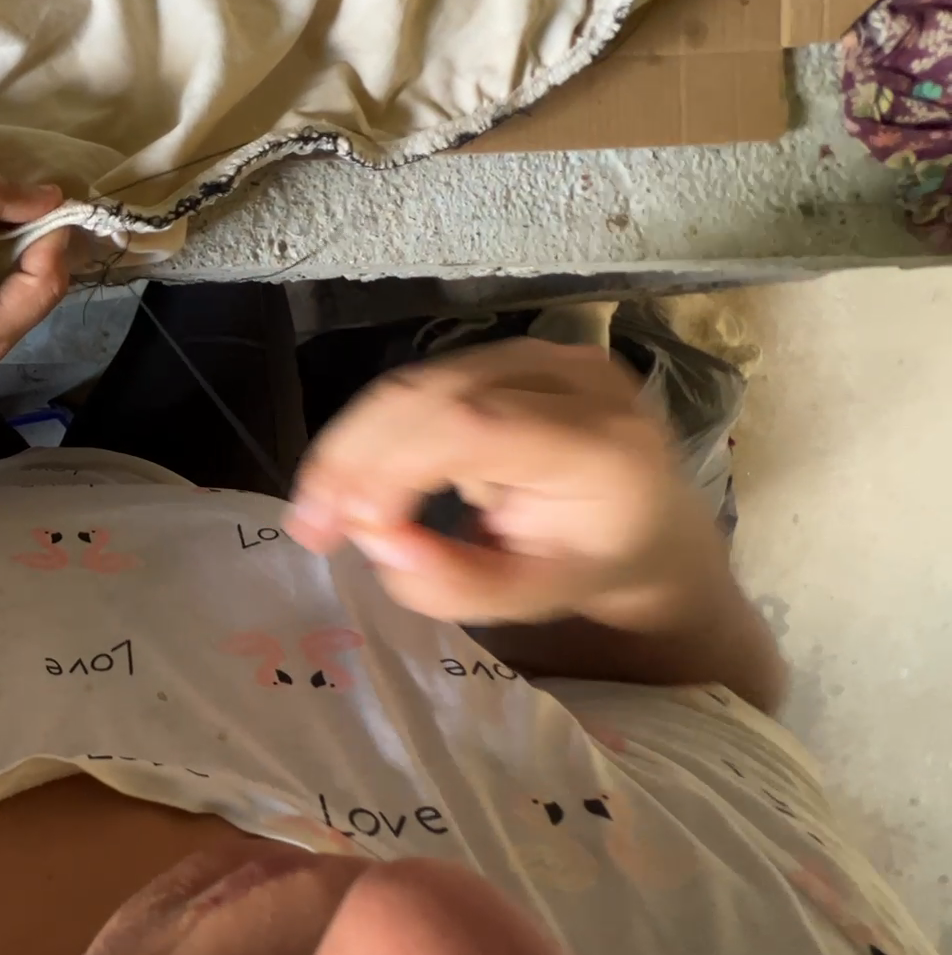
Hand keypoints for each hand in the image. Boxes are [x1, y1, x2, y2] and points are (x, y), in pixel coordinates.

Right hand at [284, 338, 725, 624]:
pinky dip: (362, 433)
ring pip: (404, 386)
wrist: (645, 522)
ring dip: (346, 446)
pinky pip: (408, 388)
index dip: (391, 467)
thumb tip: (378, 541)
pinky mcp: (496, 356)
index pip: (471, 424)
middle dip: (351, 458)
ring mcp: (531, 356)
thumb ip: (457, 585)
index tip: (352, 528)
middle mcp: (567, 377)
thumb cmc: (593, 566)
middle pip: (425, 395)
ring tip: (315, 506)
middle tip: (310, 524)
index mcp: (599, 441)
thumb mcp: (534, 599)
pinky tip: (344, 477)